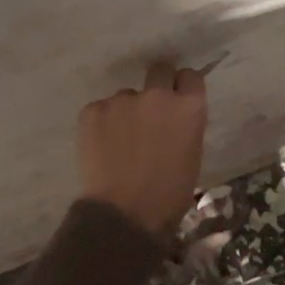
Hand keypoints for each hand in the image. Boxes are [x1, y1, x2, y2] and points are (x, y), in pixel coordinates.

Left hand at [77, 62, 207, 236]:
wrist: (126, 213)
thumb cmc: (170, 194)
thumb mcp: (192, 156)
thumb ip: (184, 127)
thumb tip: (173, 121)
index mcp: (188, 108)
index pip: (189, 77)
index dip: (183, 87)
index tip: (178, 100)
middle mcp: (157, 95)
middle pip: (159, 71)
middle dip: (157, 86)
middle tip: (151, 113)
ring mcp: (121, 100)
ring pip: (126, 96)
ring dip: (126, 112)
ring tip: (120, 143)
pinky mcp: (92, 111)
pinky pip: (101, 110)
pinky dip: (103, 124)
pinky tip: (103, 148)